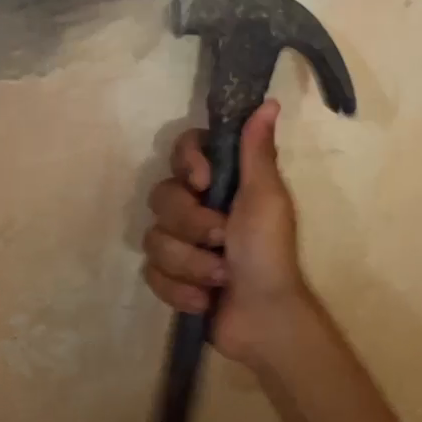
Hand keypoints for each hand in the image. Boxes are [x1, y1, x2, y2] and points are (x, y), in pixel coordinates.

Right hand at [141, 99, 313, 367]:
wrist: (264, 318)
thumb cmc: (269, 253)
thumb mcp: (266, 197)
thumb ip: (257, 151)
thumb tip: (269, 102)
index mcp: (222, 183)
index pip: (183, 150)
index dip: (187, 164)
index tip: (206, 182)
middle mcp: (196, 207)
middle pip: (162, 197)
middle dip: (192, 226)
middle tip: (223, 241)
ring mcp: (181, 243)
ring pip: (154, 239)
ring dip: (191, 264)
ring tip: (221, 278)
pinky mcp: (170, 278)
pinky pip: (152, 273)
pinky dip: (180, 290)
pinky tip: (206, 300)